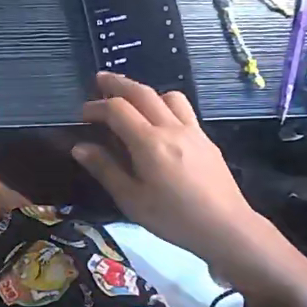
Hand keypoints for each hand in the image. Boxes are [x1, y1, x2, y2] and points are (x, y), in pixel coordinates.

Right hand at [73, 72, 267, 263]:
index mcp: (149, 143)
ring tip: (133, 101)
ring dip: (146, 92)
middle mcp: (171, 128)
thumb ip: (106, 169)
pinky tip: (160, 121)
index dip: (97, 107)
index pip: (117, 109)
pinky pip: (184, 110)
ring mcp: (193, 131)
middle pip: (142, 93)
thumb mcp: (132, 200)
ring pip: (167, 96)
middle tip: (100, 79)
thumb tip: (80, 147)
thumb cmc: (173, 218)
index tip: (84, 114)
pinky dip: (165, 105)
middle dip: (118, 84)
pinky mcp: (206, 139)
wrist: (225, 227)